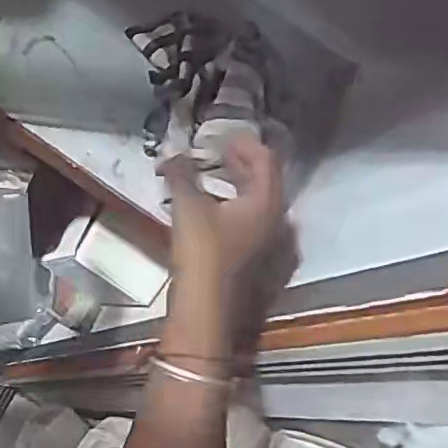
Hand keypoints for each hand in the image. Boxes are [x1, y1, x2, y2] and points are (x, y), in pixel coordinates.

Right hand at [161, 134, 282, 279]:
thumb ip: (181, 178)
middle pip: (264, 183)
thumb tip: (172, 156)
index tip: (225, 139)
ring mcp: (269, 245)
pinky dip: (235, 213)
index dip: (245, 145)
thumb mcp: (187, 209)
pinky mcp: (255, 263)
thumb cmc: (203, 254)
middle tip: (220, 157)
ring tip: (213, 186)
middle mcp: (276, 220)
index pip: (265, 160)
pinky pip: (250, 227)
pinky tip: (215, 220)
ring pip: (257, 207)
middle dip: (242, 167)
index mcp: (266, 202)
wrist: (208, 308)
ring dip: (237, 191)